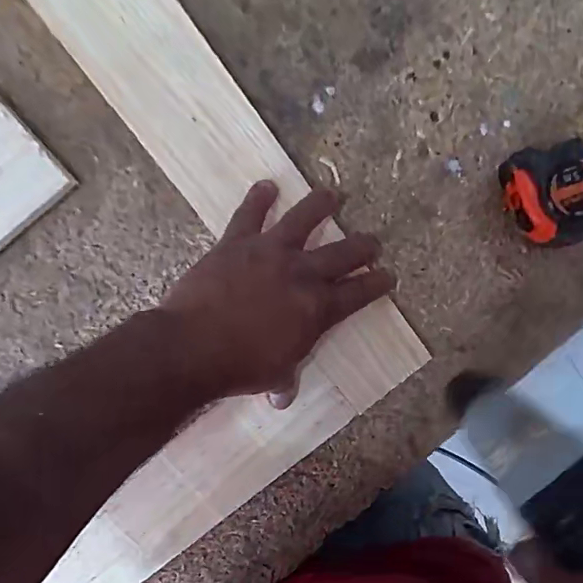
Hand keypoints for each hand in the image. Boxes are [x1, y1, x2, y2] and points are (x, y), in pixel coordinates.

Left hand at [160, 180, 394, 405]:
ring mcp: (270, 253)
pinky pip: (250, 214)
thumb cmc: (240, 367)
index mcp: (318, 309)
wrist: (193, 346)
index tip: (389, 276)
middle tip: (374, 242)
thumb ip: (285, 379)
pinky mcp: (237, 242)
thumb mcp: (274, 375)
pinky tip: (267, 184)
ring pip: (304, 219)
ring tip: (333, 195)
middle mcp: (302, 274)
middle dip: (364, 246)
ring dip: (321, 205)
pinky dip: (258, 198)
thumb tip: (282, 398)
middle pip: (343, 253)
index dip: (377, 283)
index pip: (358, 293)